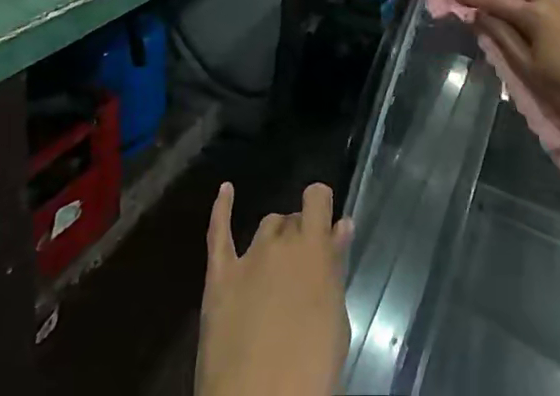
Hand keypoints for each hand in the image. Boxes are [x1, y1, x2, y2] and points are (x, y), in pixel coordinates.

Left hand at [196, 182, 352, 395]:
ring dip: (275, 237)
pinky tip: (225, 190)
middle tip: (303, 269)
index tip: (326, 225)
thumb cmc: (311, 369)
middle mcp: (281, 243)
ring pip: (265, 226)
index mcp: (314, 249)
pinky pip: (218, 232)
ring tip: (278, 264)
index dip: (322, 206)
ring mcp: (247, 258)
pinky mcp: (218, 276)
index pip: (317, 198)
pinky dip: (222, 208)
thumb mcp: (336, 320)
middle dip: (300, 234)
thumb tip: (340, 229)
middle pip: (292, 219)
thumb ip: (335, 269)